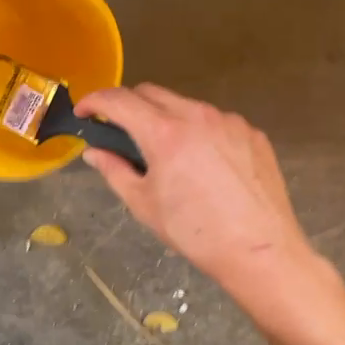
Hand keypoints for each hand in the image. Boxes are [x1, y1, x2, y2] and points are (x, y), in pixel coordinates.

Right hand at [75, 86, 335, 316]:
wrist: (261, 252)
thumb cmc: (194, 232)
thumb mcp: (143, 204)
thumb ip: (114, 170)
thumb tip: (94, 152)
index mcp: (164, 133)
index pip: (119, 100)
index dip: (94, 101)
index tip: (83, 112)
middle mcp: (197, 116)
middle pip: (150, 92)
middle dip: (127, 105)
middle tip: (119, 131)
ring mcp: (229, 121)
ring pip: (184, 105)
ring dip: (164, 117)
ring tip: (164, 152)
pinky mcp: (252, 133)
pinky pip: (215, 121)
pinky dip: (197, 131)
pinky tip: (202, 164)